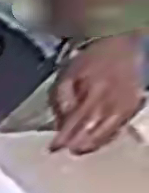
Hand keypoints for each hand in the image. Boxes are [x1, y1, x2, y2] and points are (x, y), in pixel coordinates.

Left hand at [52, 35, 144, 153]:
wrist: (117, 41)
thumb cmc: (85, 64)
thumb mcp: (64, 83)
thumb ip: (62, 103)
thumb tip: (61, 126)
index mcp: (97, 88)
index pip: (80, 117)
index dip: (66, 135)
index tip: (54, 149)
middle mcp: (118, 90)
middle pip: (104, 120)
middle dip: (87, 139)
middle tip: (72, 152)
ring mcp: (131, 91)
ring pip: (119, 119)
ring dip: (103, 137)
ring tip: (85, 150)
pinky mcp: (138, 92)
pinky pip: (129, 114)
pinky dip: (116, 128)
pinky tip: (103, 139)